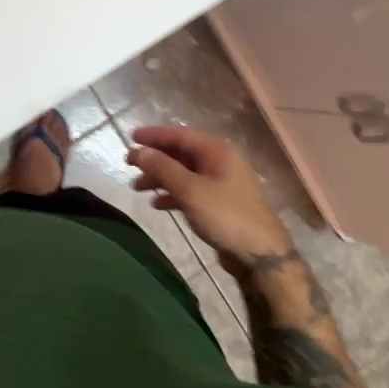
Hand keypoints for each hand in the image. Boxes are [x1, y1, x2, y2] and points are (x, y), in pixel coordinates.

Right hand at [127, 125, 290, 262]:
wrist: (259, 252)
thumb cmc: (225, 215)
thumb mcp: (190, 190)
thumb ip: (163, 168)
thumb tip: (139, 151)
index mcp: (216, 151)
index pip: (179, 135)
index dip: (154, 136)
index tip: (131, 138)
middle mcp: (220, 162)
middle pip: (180, 153)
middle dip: (154, 159)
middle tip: (129, 165)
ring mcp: (221, 183)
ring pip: (184, 173)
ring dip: (160, 178)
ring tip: (137, 188)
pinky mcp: (219, 202)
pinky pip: (190, 191)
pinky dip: (173, 194)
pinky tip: (158, 204)